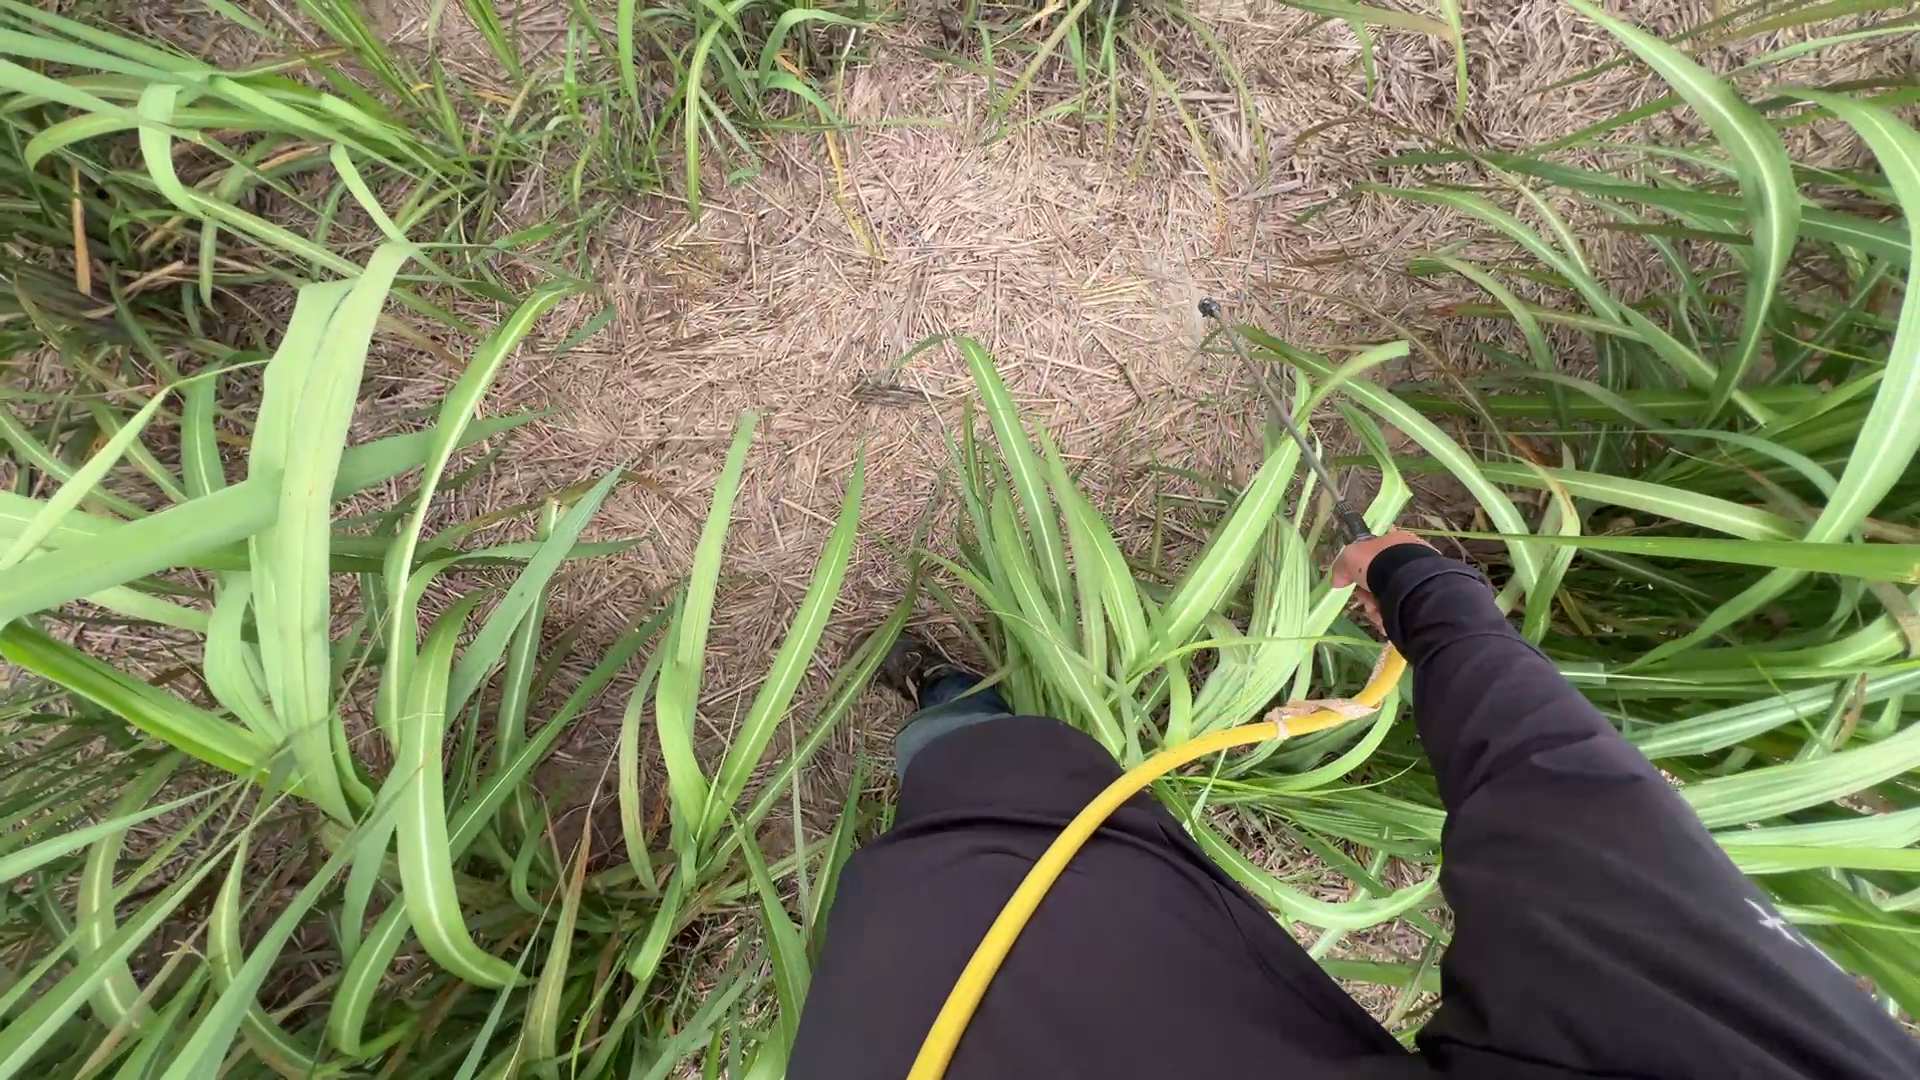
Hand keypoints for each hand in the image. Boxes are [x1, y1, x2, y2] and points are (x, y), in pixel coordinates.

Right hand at [1330, 530, 1432, 631]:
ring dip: (1376, 605)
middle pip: (1379, 578)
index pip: (1374, 553)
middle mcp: (1410, 557)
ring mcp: (1420, 578)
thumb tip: (1338, 582)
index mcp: (1396, 540)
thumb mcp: (1349, 556)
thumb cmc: (1378, 561)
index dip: (1360, 567)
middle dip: (1366, 591)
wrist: (1409, 583)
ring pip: (1388, 595)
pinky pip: (1400, 608)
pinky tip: (1385, 616)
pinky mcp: (1425, 598)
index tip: (1352, 579)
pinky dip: (1389, 615)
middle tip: (1363, 597)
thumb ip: (1341, 567)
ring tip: (1375, 610)